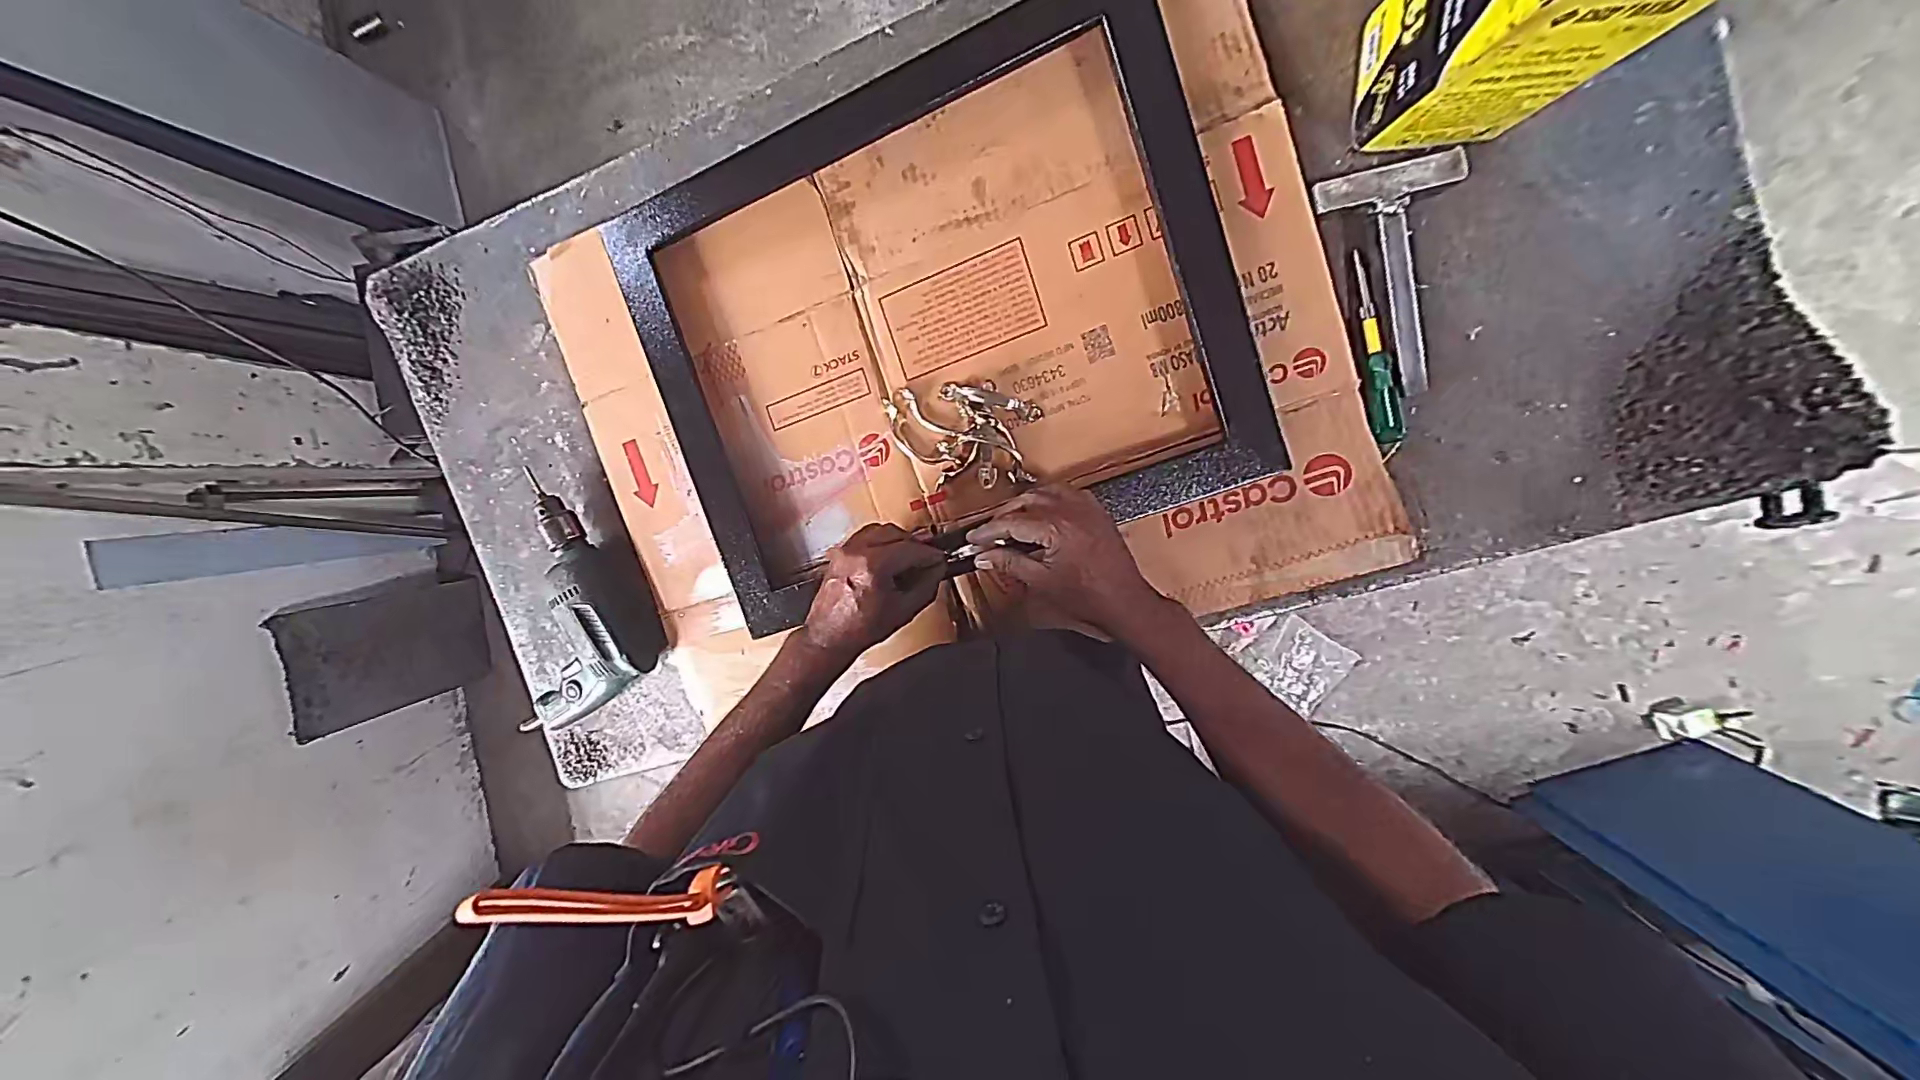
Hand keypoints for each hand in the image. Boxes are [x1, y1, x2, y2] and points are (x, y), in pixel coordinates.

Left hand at [799, 523, 944, 665]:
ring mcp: (845, 551)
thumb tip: (936, 569)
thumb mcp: (904, 610)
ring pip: (879, 531)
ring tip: (907, 558)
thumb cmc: (859, 629)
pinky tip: (888, 557)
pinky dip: (880, 542)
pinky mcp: (838, 554)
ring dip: (897, 540)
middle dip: (915, 545)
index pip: (911, 549)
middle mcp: (856, 553)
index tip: (939, 559)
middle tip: (926, 559)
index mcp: (873, 566)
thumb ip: (926, 585)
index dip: (930, 554)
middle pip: (896, 534)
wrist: (829, 638)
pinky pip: (864, 537)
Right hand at [966, 485, 1166, 638]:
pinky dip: (1050, 499)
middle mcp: (1073, 511)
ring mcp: (1087, 509)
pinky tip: (1043, 514)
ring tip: (1012, 523)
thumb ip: (1009, 563)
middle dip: (1004, 516)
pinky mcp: (1097, 512)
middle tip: (990, 534)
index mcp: (1056, 526)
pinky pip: (1067, 493)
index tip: (976, 539)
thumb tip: (986, 556)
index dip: (988, 531)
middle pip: (1026, 501)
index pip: (1011, 521)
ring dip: (1025, 503)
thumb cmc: (1091, 597)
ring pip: (1046, 492)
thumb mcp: (1041, 581)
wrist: (1123, 603)